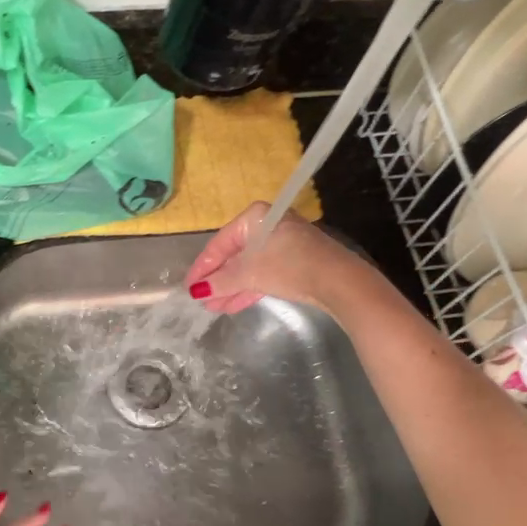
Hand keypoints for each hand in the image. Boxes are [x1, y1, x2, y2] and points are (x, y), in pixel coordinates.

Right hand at [184, 201, 354, 313]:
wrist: (337, 280)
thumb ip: (219, 282)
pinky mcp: (294, 261)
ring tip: (214, 308)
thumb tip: (196, 291)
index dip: (202, 267)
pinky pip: (263, 273)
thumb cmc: (287, 266)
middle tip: (201, 300)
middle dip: (217, 280)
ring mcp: (283, 243)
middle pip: (234, 255)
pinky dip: (248, 288)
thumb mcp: (247, 274)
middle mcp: (268, 225)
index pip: (219, 243)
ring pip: (248, 267)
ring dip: (230, 288)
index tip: (189, 287)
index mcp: (255, 218)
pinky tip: (233, 305)